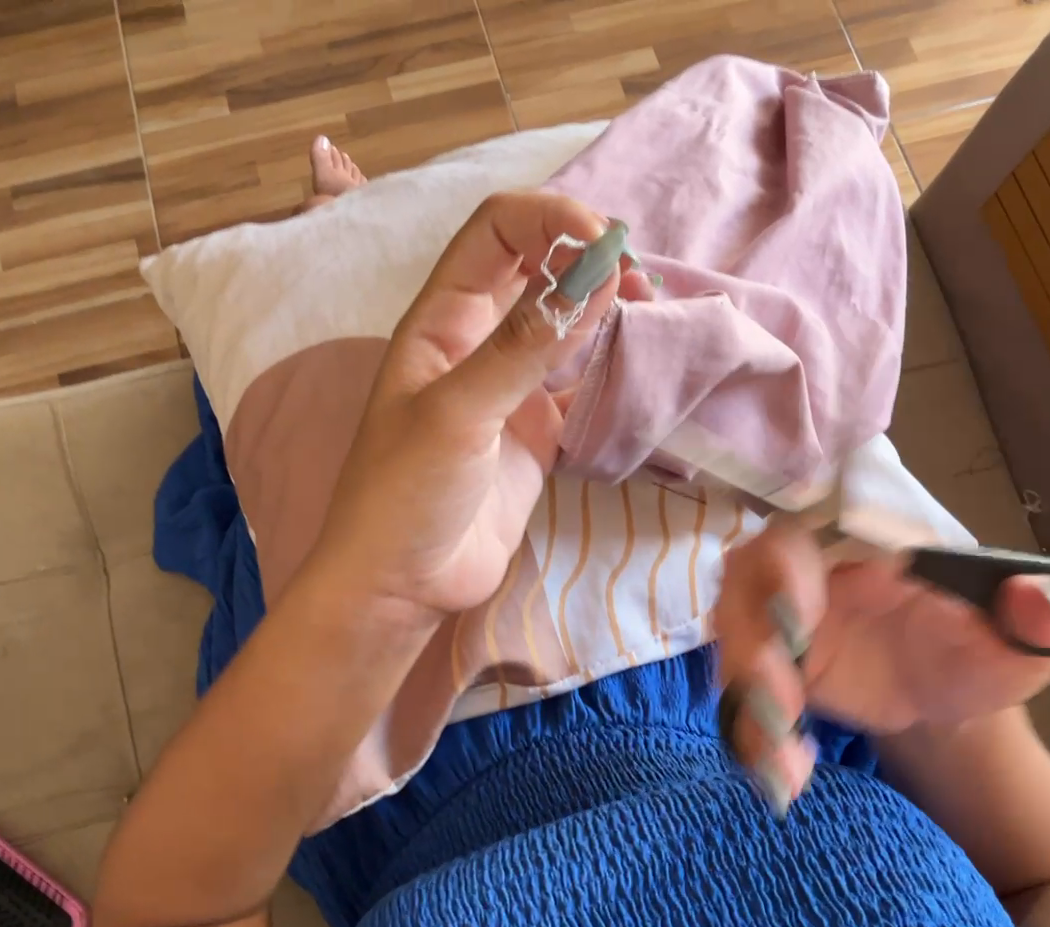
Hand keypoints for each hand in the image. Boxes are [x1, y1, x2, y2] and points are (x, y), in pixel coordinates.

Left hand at [303, 193, 648, 629]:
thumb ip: (521, 347)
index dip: (549, 220)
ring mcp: (508, 389)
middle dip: (584, 258)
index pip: (496, 233)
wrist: (402, 583)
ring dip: (602, 307)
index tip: (604, 243)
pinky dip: (608, 366)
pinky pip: (578, 384)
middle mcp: (476, 343)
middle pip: (535, 270)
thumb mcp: (457, 413)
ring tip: (647, 306)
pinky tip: (636, 362)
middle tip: (638, 277)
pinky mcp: (535, 433)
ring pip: (562, 325)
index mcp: (441, 320)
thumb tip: (592, 275)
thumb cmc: (406, 493)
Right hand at [713, 513, 1049, 805]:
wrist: (946, 692)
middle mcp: (807, 578)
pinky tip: (785, 778)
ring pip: (731, 644)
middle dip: (749, 643)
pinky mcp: (768, 670)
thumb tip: (1044, 605)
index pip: (800, 536)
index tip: (794, 621)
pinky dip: (752, 738)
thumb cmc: (982, 650)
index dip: (781, 571)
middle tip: (781, 706)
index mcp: (862, 551)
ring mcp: (779, 624)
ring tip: (784, 764)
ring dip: (746, 701)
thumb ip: (1046, 616)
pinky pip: (739, 697)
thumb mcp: (1023, 639)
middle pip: (742, 587)